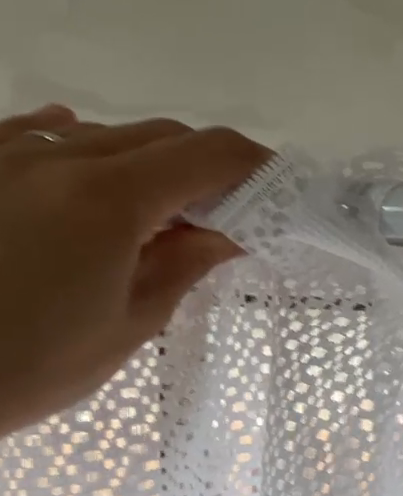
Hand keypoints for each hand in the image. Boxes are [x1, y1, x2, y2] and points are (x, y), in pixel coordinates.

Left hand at [0, 105, 270, 435]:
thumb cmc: (26, 363)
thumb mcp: (130, 322)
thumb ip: (184, 262)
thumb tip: (227, 230)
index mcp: (106, 198)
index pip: (211, 154)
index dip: (259, 168)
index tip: (284, 197)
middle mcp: (49, 162)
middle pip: (161, 136)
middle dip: (209, 168)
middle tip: (231, 213)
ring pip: (100, 134)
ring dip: (148, 163)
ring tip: (158, 210)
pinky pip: (26, 133)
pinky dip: (72, 142)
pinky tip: (82, 165)